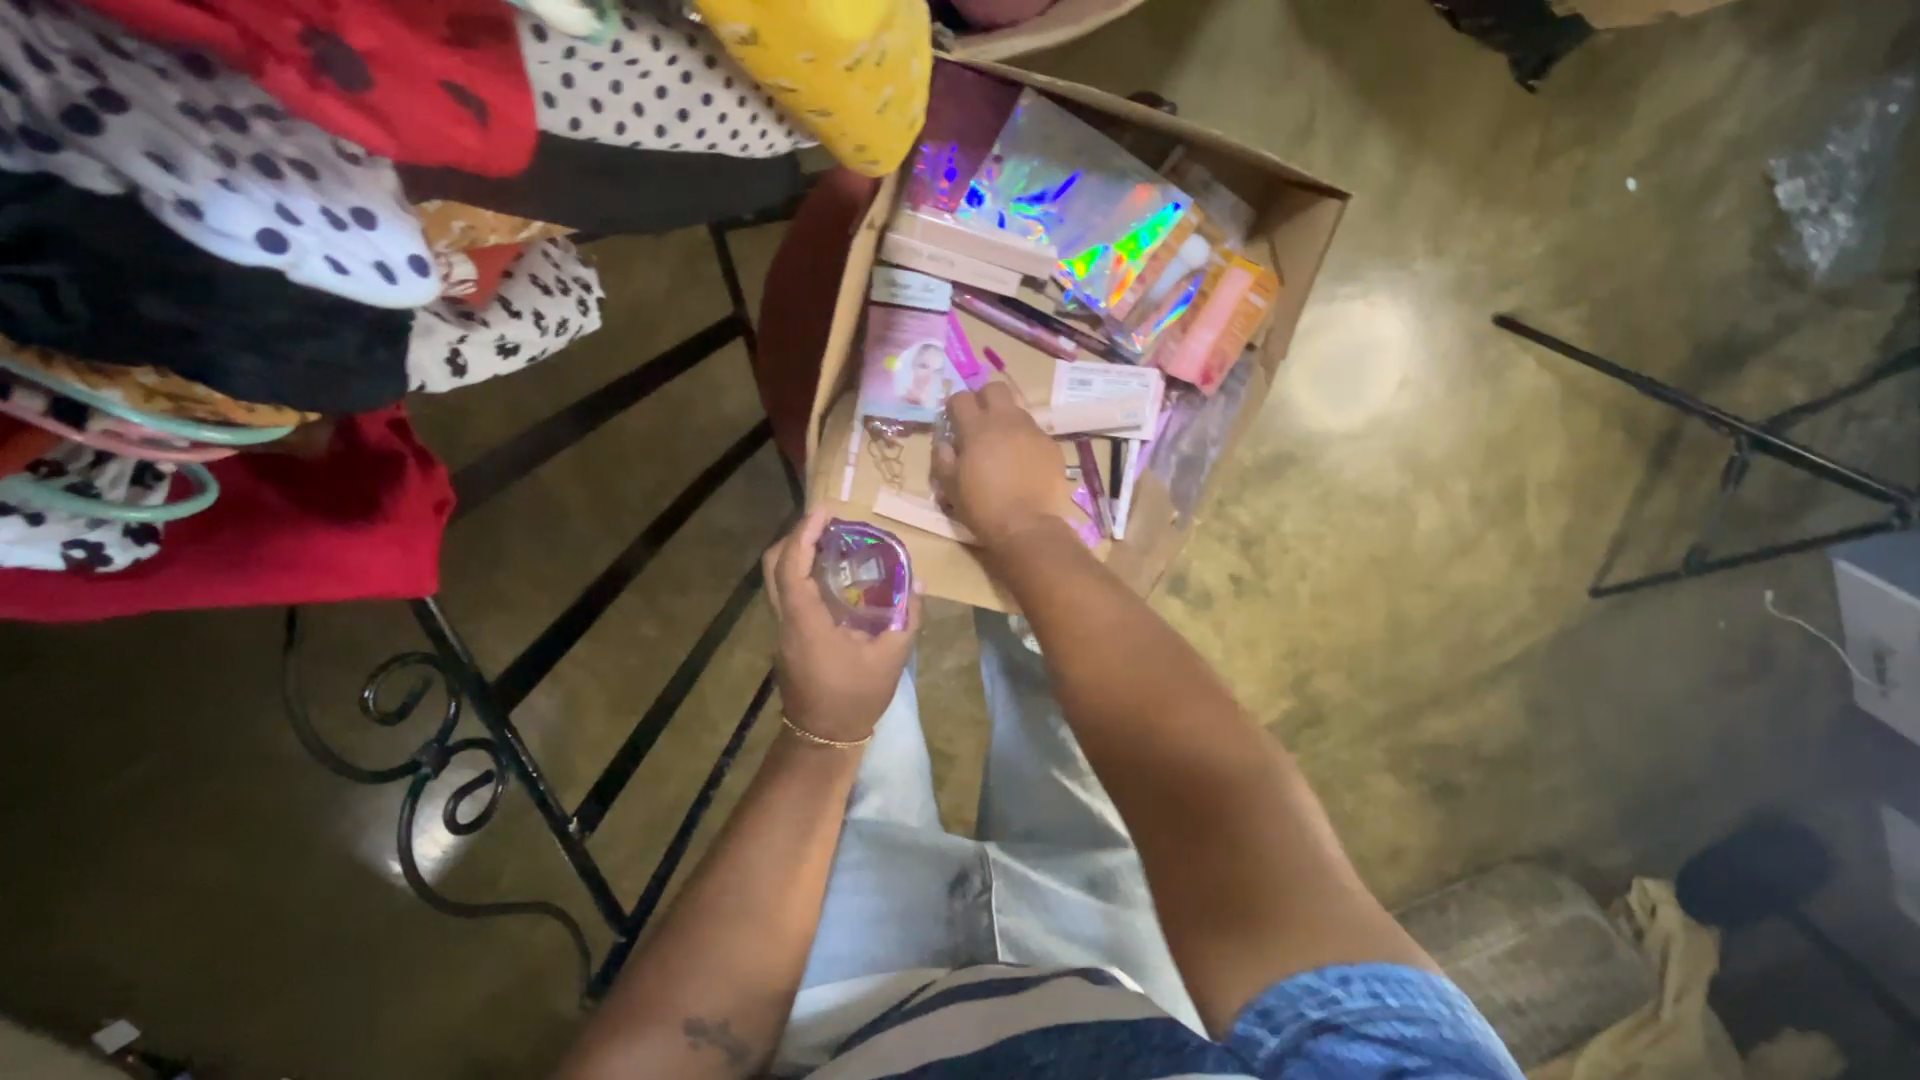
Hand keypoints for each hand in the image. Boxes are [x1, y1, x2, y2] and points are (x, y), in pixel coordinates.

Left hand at [763, 511, 921, 743]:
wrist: (823, 738)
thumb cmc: (855, 697)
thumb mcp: (891, 658)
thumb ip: (906, 618)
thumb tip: (918, 585)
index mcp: (805, 622)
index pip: (793, 565)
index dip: (804, 533)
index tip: (825, 511)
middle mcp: (785, 621)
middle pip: (774, 565)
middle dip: (796, 537)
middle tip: (827, 524)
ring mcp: (781, 631)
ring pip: (776, 580)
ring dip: (797, 555)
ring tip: (831, 544)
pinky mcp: (786, 640)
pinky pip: (786, 595)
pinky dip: (801, 575)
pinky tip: (831, 578)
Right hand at [932, 383, 1075, 551]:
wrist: (1028, 526)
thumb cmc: (983, 508)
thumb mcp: (950, 487)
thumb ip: (942, 459)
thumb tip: (943, 443)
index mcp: (977, 429)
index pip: (961, 398)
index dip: (954, 406)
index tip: (953, 421)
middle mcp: (1006, 421)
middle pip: (995, 388)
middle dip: (984, 399)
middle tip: (980, 422)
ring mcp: (1032, 431)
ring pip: (1018, 409)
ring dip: (1006, 419)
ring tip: (1003, 445)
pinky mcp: (1051, 445)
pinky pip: (1035, 432)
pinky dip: (1025, 440)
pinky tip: (1023, 462)